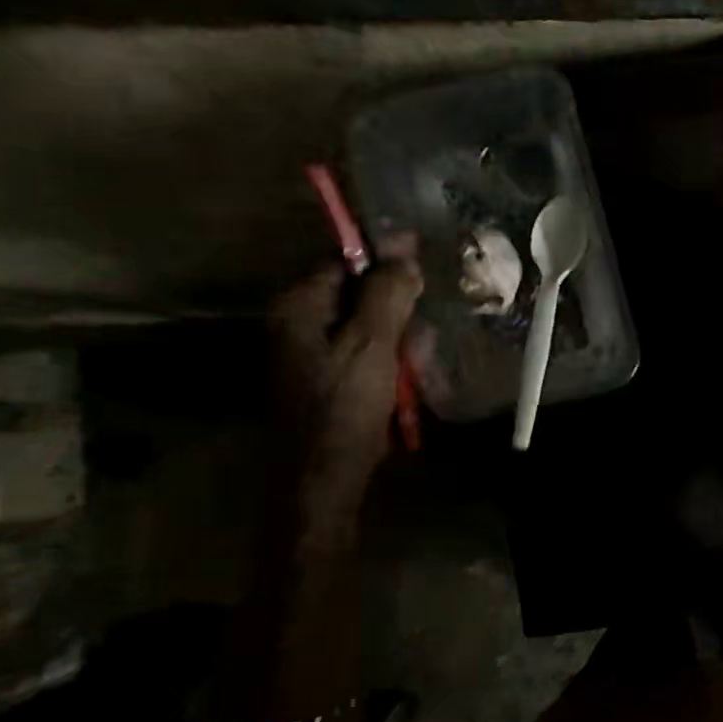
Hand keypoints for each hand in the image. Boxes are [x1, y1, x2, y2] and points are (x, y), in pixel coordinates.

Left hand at [269, 258, 422, 503]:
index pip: (345, 263)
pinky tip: (409, 384)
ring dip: (402, 344)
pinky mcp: (332, 377)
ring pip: (372, 329)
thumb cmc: (346, 405)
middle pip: (361, 297)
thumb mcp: (372, 345)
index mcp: (299, 307)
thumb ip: (387, 295)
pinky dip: (393, 364)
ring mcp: (315, 352)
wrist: (325, 471)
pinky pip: (370, 355)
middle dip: (399, 316)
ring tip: (417, 371)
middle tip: (418, 343)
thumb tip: (404, 249)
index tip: (423, 284)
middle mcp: (300, 322)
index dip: (386, 268)